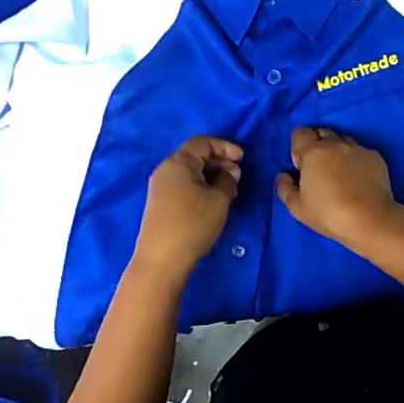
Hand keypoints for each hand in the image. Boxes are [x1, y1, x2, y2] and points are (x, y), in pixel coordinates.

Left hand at [134, 136, 243, 277]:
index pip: (202, 143)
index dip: (225, 147)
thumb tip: (230, 172)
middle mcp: (166, 170)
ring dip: (212, 177)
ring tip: (231, 191)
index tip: (243, 158)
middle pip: (195, 157)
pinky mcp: (161, 204)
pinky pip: (184, 186)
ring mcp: (160, 187)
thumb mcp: (218, 200)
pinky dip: (201, 188)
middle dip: (220, 162)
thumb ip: (228, 181)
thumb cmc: (193, 224)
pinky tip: (214, 202)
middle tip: (239, 177)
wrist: (162, 259)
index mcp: (178, 162)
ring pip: (191, 173)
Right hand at [276, 127, 400, 244]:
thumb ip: (284, 187)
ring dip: (336, 151)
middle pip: (322, 133)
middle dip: (317, 146)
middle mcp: (336, 144)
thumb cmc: (328, 213)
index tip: (302, 167)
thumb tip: (284, 176)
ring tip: (340, 174)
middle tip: (319, 170)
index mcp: (313, 151)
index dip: (297, 147)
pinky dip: (355, 161)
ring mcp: (358, 149)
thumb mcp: (297, 207)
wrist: (370, 220)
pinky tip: (357, 180)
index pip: (300, 132)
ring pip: (342, 141)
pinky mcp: (376, 158)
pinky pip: (360, 152)